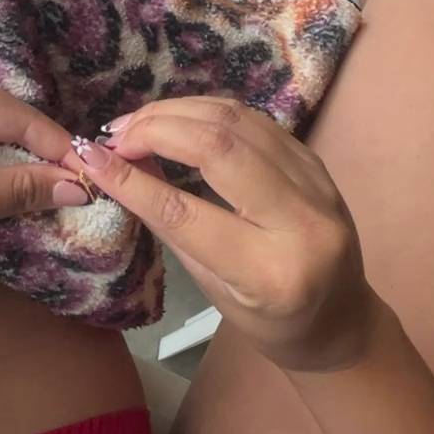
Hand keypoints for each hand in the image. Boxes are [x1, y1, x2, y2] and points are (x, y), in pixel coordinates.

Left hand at [0, 68, 89, 283]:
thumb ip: (22, 187)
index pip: (18, 115)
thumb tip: (80, 185)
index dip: (58, 147)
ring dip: (14, 169)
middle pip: (3, 124)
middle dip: (37, 158)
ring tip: (51, 196)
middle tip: (77, 190)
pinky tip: (8, 195)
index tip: (96, 176)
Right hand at [70, 98, 378, 371]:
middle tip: (115, 135)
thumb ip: (170, 223)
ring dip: (176, 111)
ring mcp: (317, 185)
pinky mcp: (316, 162)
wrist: (343, 322)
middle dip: (156, 130)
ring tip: (135, 122)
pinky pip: (254, 120)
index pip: (185, 213)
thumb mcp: (210, 286)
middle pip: (218, 147)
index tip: (90, 157)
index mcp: (271, 273)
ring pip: (237, 120)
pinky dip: (205, 111)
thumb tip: (118, 166)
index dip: (130, 180)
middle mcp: (302, 221)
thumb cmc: (269, 321)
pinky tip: (175, 118)